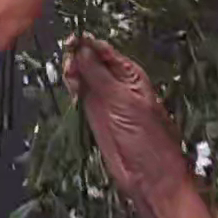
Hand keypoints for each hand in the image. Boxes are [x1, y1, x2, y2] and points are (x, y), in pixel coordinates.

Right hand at [65, 35, 217, 217]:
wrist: (149, 177)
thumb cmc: (144, 135)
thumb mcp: (122, 101)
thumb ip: (100, 76)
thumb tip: (82, 49)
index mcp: (128, 72)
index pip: (104, 50)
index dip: (87, 43)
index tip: (71, 39)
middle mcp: (115, 81)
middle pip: (91, 60)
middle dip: (78, 56)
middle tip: (68, 61)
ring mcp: (104, 97)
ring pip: (84, 76)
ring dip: (74, 71)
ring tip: (68, 74)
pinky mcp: (95, 114)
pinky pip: (82, 93)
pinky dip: (74, 87)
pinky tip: (70, 85)